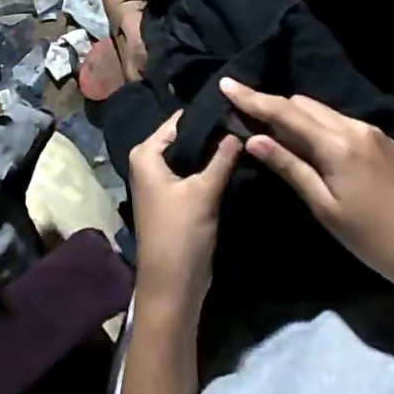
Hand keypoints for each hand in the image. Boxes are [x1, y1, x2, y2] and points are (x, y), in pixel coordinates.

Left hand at [127, 112, 240, 312]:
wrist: (172, 287)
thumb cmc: (181, 234)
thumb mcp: (204, 192)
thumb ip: (222, 157)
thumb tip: (239, 126)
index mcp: (146, 154)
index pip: (179, 120)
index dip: (207, 115)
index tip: (238, 107)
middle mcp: (149, 162)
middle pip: (185, 136)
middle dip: (213, 132)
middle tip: (246, 122)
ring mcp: (161, 180)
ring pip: (192, 155)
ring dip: (214, 151)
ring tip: (247, 137)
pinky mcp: (175, 197)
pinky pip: (193, 172)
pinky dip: (210, 168)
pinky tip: (235, 161)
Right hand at [221, 78, 393, 304]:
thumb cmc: (372, 238)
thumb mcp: (324, 206)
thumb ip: (289, 167)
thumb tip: (253, 139)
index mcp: (336, 143)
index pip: (285, 111)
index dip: (253, 98)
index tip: (226, 84)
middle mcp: (353, 126)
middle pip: (303, 104)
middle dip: (272, 106)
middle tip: (246, 116)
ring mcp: (371, 131)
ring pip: (322, 111)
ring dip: (295, 116)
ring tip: (271, 129)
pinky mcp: (382, 140)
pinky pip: (339, 122)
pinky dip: (318, 126)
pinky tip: (309, 143)